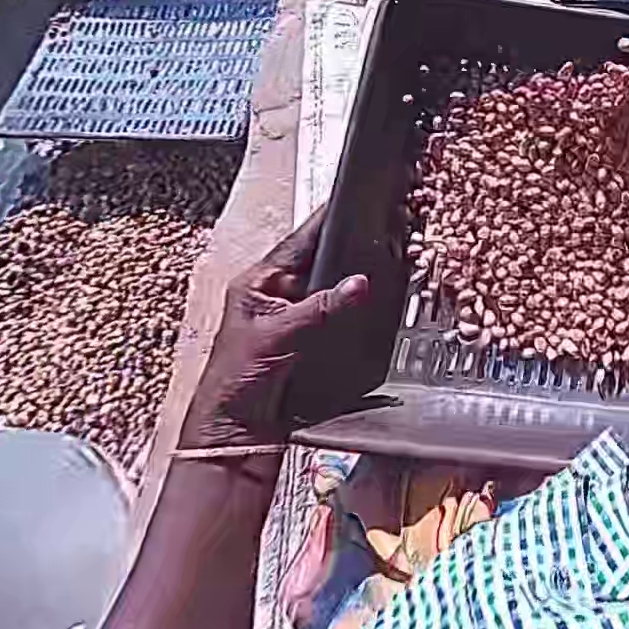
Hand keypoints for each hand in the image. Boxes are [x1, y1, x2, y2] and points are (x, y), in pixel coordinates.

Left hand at [179, 207, 370, 451]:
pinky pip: (342, 305)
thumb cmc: (238, 380)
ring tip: (391, 249)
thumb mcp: (277, 336)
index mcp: (259, 281)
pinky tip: (382, 288)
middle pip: (321, 257)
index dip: (326, 219)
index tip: (354, 195)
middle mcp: (280, 290)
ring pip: (334, 280)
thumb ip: (319, 308)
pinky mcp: (315, 331)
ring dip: (358, 271)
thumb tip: (360, 281)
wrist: (237, 433)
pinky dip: (359, 297)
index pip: (300, 240)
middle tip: (385, 223)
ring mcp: (298, 311)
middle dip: (351, 243)